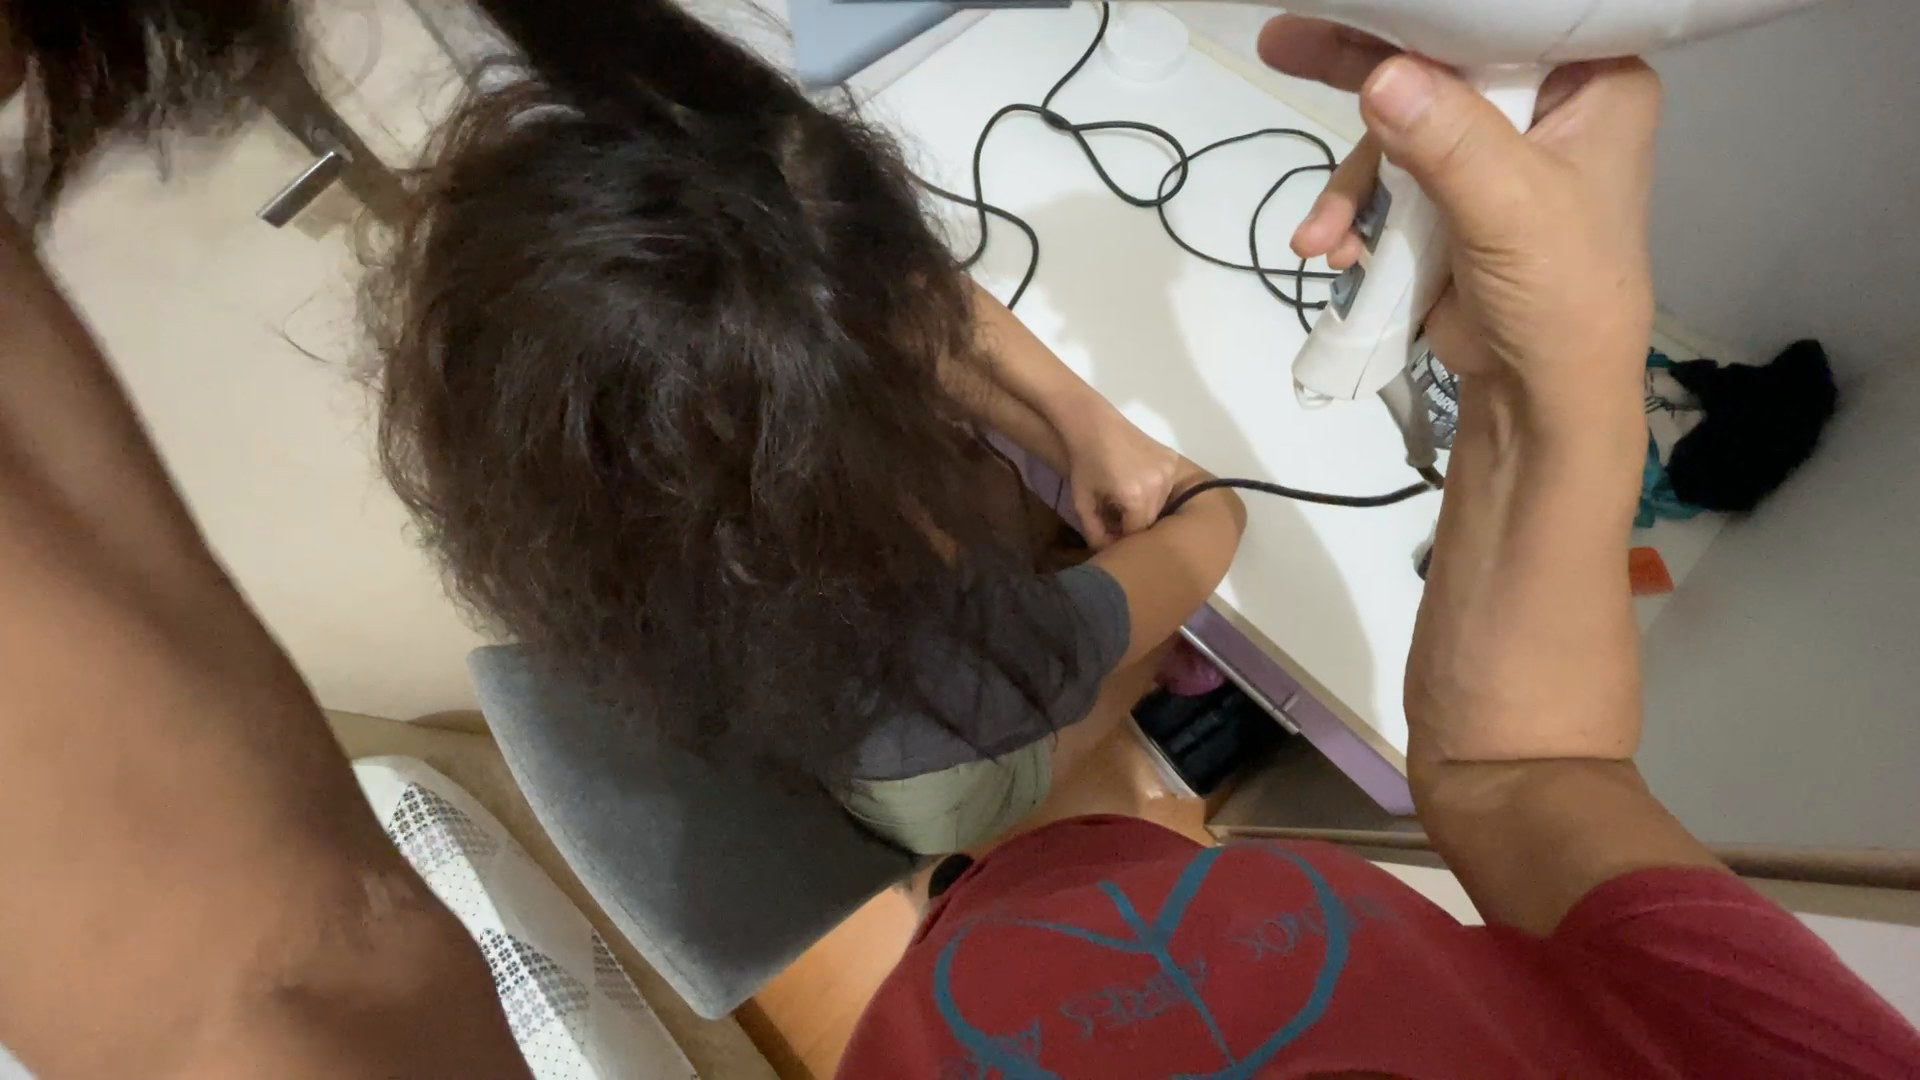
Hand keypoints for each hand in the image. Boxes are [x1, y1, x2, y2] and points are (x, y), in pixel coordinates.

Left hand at [1060, 406, 1181, 547]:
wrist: (1093, 425)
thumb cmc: (1083, 464)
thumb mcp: (1083, 503)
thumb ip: (1095, 533)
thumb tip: (1107, 554)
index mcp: (1135, 497)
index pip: (1137, 533)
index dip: (1122, 538)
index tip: (1110, 535)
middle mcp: (1158, 485)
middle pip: (1152, 520)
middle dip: (1134, 524)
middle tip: (1116, 520)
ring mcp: (1169, 470)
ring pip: (1161, 505)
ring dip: (1145, 509)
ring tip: (1125, 502)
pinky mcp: (1173, 459)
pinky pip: (1167, 487)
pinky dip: (1154, 492)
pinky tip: (1136, 485)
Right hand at [1265, 17, 1661, 426]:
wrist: (1535, 385)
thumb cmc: (1558, 287)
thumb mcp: (1510, 206)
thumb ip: (1448, 141)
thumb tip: (1378, 76)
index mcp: (1584, 83)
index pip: (1494, 28)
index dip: (1419, 19)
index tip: (1343, 8)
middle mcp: (1532, 113)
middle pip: (1428, 80)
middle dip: (1355, 95)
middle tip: (1278, 47)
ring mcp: (1479, 166)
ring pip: (1390, 147)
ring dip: (1344, 196)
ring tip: (1317, 246)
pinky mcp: (1438, 214)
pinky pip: (1379, 197)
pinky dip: (1349, 226)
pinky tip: (1335, 258)